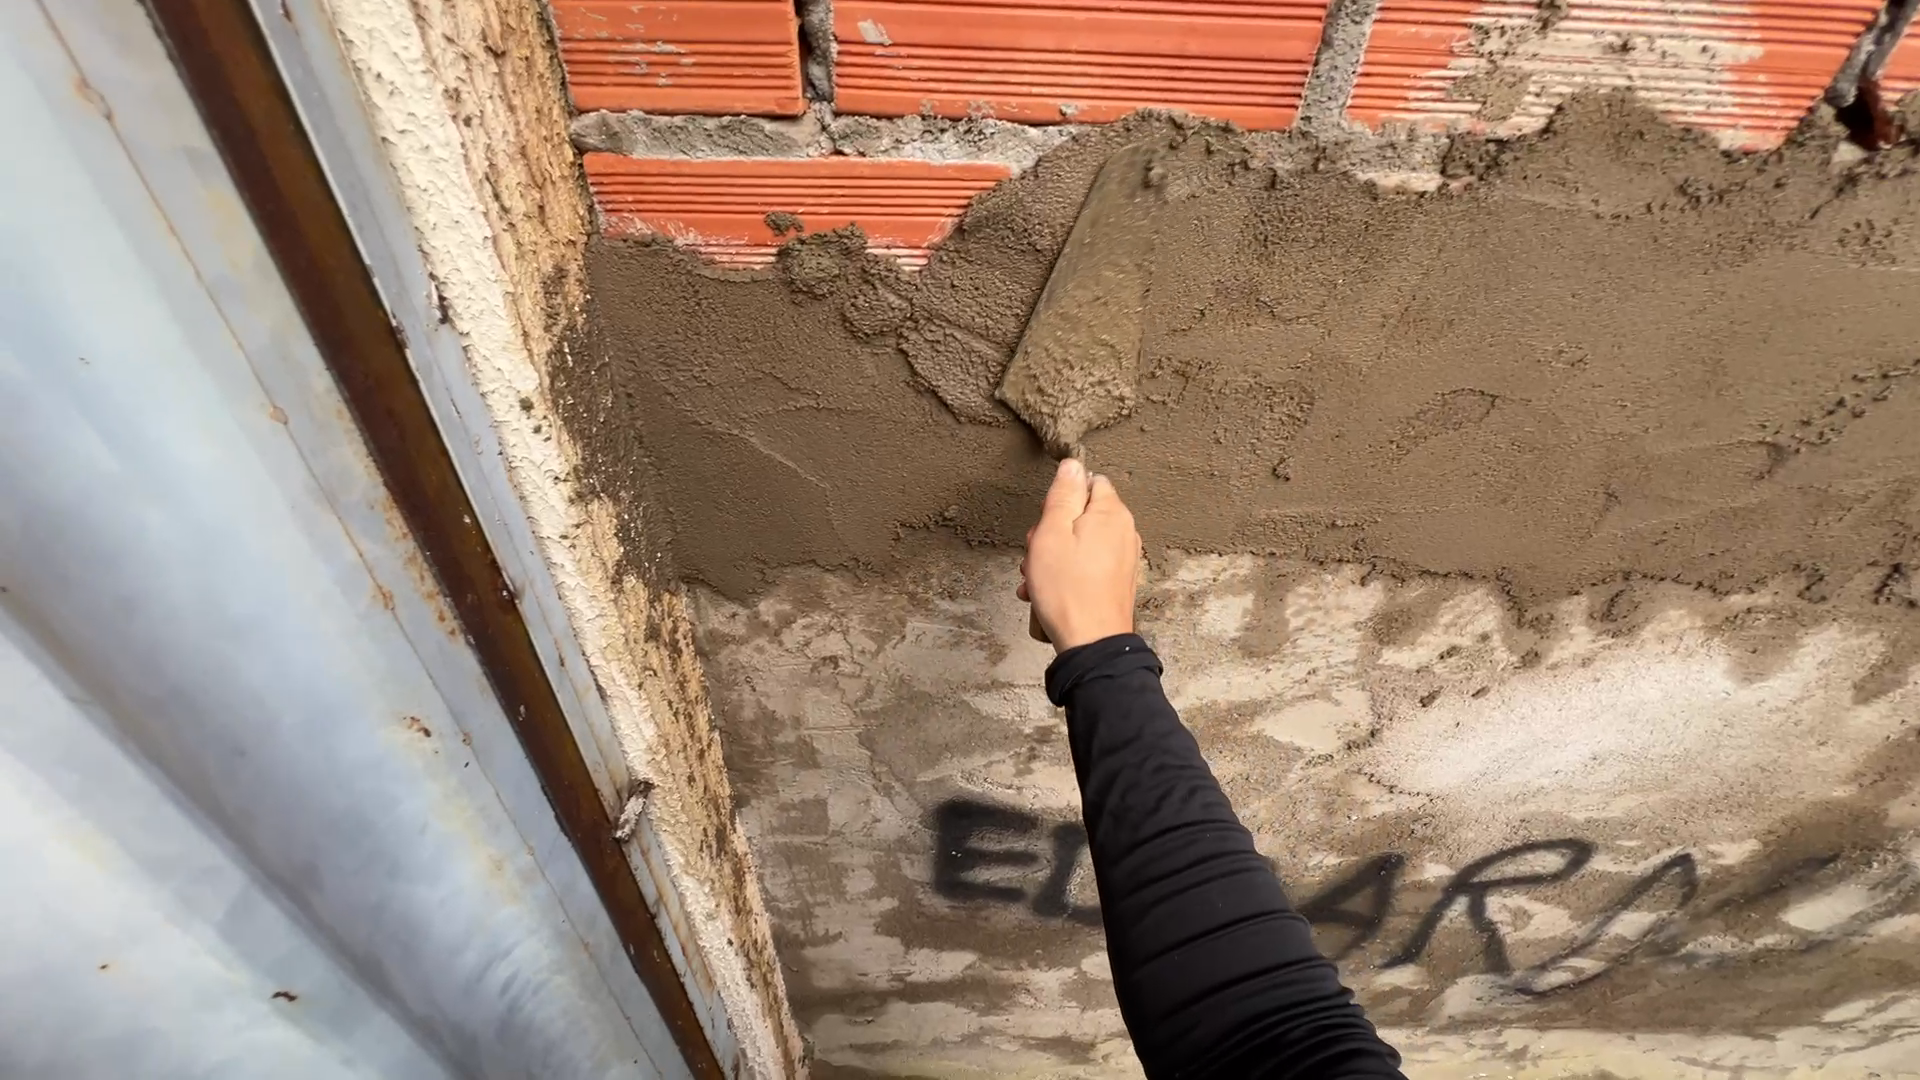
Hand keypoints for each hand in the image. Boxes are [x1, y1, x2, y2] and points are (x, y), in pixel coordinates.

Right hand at [1018, 458, 1140, 651]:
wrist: (1090, 643)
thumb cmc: (1068, 590)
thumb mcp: (1052, 532)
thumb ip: (1062, 494)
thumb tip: (1072, 465)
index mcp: (1111, 513)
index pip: (1088, 482)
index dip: (1060, 498)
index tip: (1045, 521)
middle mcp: (1124, 532)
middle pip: (1082, 515)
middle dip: (1052, 531)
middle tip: (1037, 553)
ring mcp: (1123, 559)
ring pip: (1080, 543)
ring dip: (1054, 556)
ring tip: (1037, 579)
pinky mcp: (1118, 582)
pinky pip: (1087, 566)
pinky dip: (1067, 574)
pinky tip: (1049, 593)